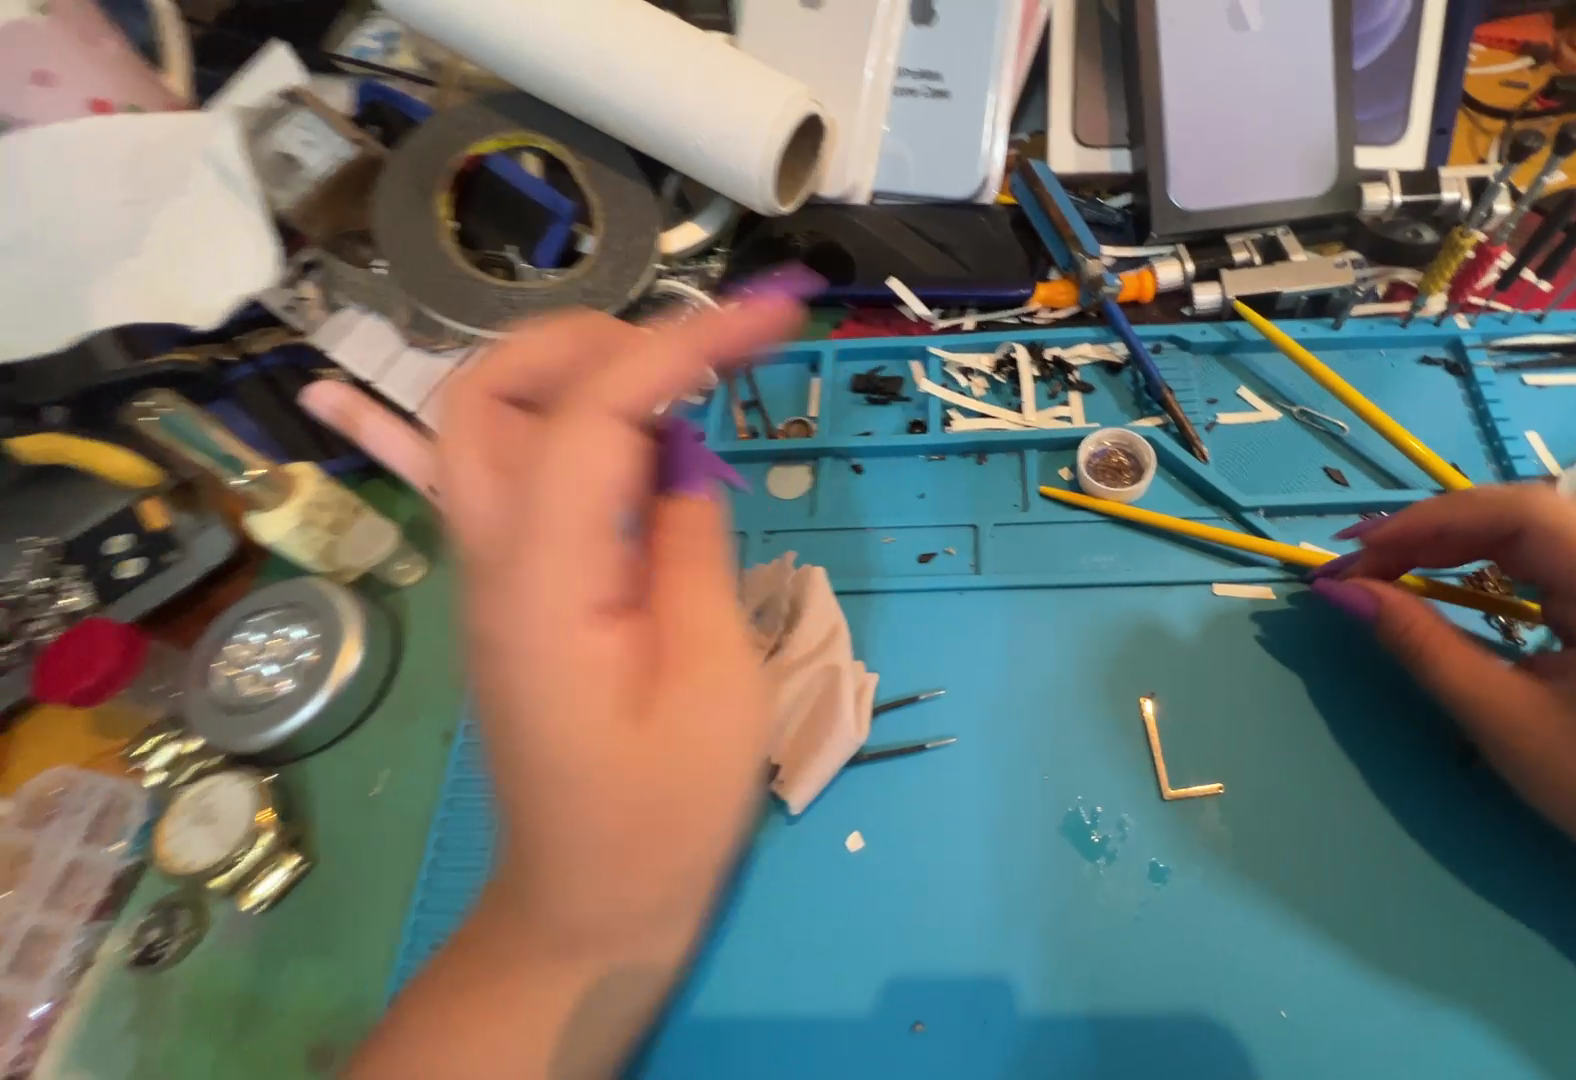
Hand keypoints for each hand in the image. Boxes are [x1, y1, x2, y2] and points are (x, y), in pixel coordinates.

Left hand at [437, 297, 806, 953]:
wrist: (592, 894)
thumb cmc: (667, 806)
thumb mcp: (715, 675)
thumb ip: (690, 546)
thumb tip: (681, 453)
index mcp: (547, 580)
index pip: (597, 413)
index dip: (687, 346)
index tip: (775, 314)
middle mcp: (492, 557)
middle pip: (493, 389)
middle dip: (601, 338)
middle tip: (704, 350)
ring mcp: (490, 570)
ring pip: (487, 420)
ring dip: (582, 372)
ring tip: (681, 379)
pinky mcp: (514, 587)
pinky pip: (510, 473)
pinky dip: (569, 422)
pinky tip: (609, 416)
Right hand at [1308, 484, 1575, 884]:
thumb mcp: (1501, 718)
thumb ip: (1419, 642)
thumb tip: (1343, 590)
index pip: (1527, 514)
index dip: (1432, 518)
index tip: (1361, 545)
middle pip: (1532, 517)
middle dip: (1435, 532)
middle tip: (1362, 562)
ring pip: (1543, 536)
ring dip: (1460, 545)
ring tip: (1392, 567)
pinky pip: (1561, 562)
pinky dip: (1495, 565)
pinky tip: (1453, 579)